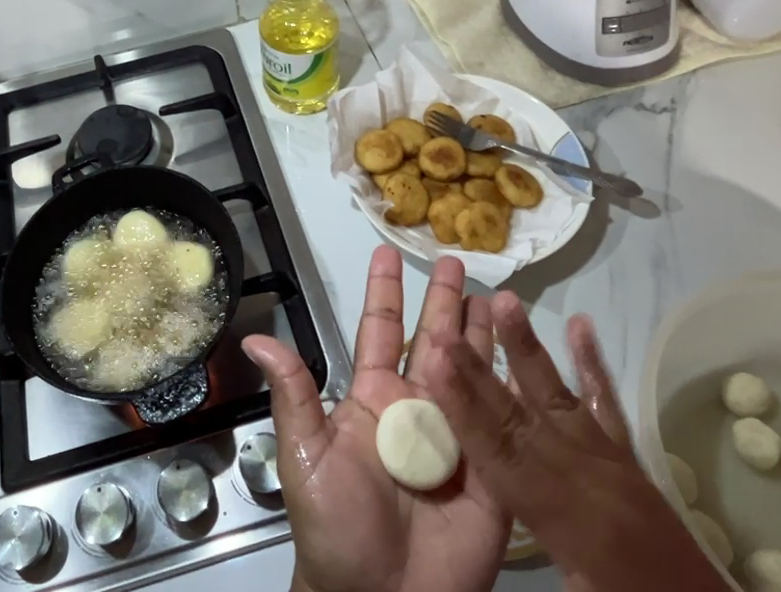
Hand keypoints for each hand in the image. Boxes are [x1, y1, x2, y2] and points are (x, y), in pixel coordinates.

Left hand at [242, 246, 510, 591]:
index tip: (388, 253)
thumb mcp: (305, 455)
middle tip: (458, 259)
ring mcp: (457, 434)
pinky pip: (505, 416)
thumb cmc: (334, 527)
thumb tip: (256, 339)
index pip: (379, 331)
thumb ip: (293, 395)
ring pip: (472, 367)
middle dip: (445, 300)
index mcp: (372, 399)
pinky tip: (525, 350)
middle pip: (434, 339)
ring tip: (497, 293)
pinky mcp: (493, 466)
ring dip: (483, 331)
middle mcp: (416, 407)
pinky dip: (515, 380)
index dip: (385, 292)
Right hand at [424, 293, 726, 591]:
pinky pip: (608, 407)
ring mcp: (611, 461)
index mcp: (568, 519)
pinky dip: (592, 364)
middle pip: (519, 418)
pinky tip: (580, 325)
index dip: (463, 409)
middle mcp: (588, 479)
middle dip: (477, 371)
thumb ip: (532, 541)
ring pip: (560, 398)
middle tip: (444, 326)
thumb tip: (481, 509)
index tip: (433, 364)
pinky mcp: (630, 459)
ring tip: (504, 301)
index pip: (500, 456)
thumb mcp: (578, 590)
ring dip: (527, 349)